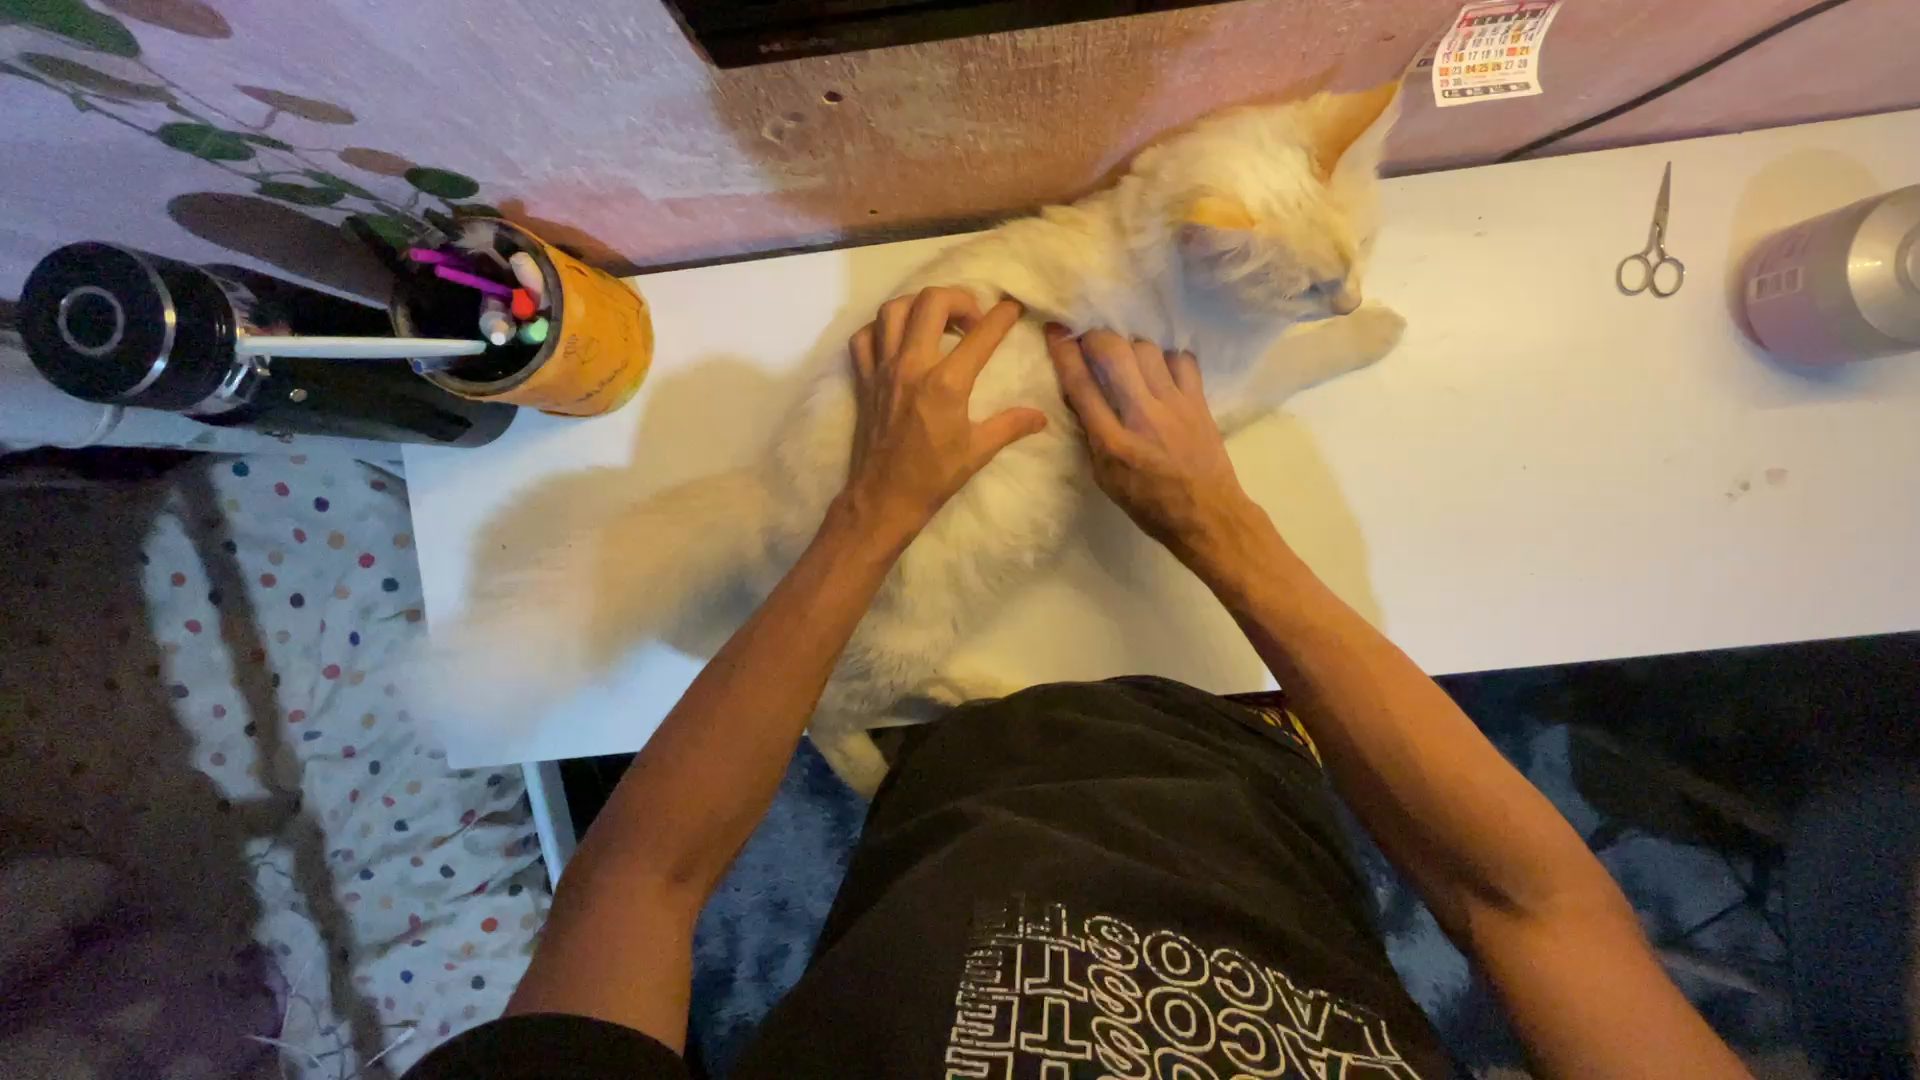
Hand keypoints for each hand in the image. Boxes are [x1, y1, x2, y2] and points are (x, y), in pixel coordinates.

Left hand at [840, 288, 1047, 545]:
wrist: (884, 499)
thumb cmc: (934, 477)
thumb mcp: (978, 451)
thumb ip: (1011, 426)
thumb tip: (1041, 417)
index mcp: (946, 383)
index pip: (981, 335)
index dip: (1003, 316)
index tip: (1013, 309)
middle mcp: (912, 366)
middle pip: (932, 302)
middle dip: (959, 299)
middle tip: (972, 320)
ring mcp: (883, 370)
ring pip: (894, 310)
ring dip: (919, 306)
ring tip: (936, 322)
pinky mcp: (864, 380)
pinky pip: (865, 337)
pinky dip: (881, 329)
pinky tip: (898, 341)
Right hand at [1045, 326, 1263, 562]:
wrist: (1207, 515)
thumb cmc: (1149, 504)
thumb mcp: (1105, 478)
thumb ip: (1091, 436)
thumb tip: (1079, 395)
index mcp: (1112, 443)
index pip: (1081, 384)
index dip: (1064, 351)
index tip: (1055, 330)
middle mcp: (1142, 416)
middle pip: (1114, 351)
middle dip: (1096, 336)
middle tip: (1091, 340)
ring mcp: (1175, 404)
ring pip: (1147, 348)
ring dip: (1130, 346)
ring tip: (1126, 358)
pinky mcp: (1199, 401)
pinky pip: (1181, 359)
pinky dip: (1166, 358)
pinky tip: (1160, 370)